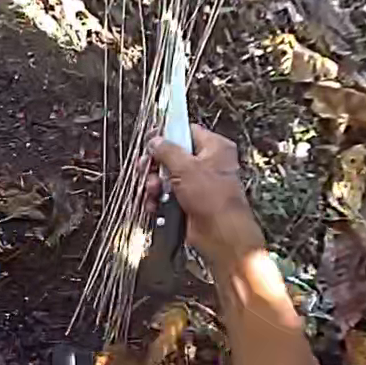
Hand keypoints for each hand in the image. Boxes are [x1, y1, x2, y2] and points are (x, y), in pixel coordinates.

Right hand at [146, 125, 265, 261]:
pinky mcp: (188, 201)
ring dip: (154, 185)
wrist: (219, 233)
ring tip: (153, 192)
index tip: (151, 142)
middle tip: (146, 170)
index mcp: (214, 148)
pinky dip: (157, 200)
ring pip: (166, 177)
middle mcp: (207, 163)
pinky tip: (154, 205)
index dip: (168, 135)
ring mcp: (197, 183)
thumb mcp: (186, 168)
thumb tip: (155, 140)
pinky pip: (166, 195)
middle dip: (155, 166)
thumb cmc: (212, 198)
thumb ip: (167, 151)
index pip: (187, 131)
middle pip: (172, 156)